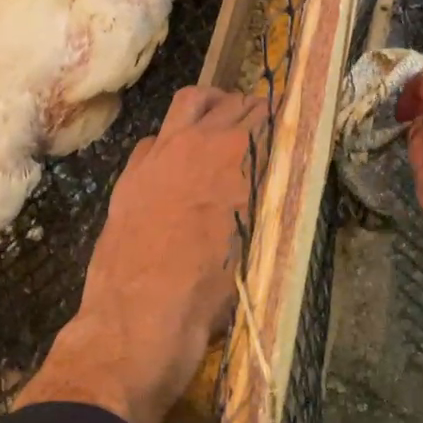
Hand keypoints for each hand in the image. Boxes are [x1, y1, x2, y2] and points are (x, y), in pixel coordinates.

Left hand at [14, 87, 267, 422]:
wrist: (137, 322)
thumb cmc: (207, 291)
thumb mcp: (252, 241)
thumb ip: (263, 194)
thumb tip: (274, 173)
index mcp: (238, 156)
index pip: (267, 115)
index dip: (281, 118)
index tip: (290, 125)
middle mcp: (200, 141)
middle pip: (232, 102)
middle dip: (251, 108)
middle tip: (262, 125)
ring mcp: (161, 151)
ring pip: (191, 100)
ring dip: (212, 104)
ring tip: (222, 119)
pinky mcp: (132, 170)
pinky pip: (157, 135)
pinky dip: (174, 137)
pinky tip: (178, 160)